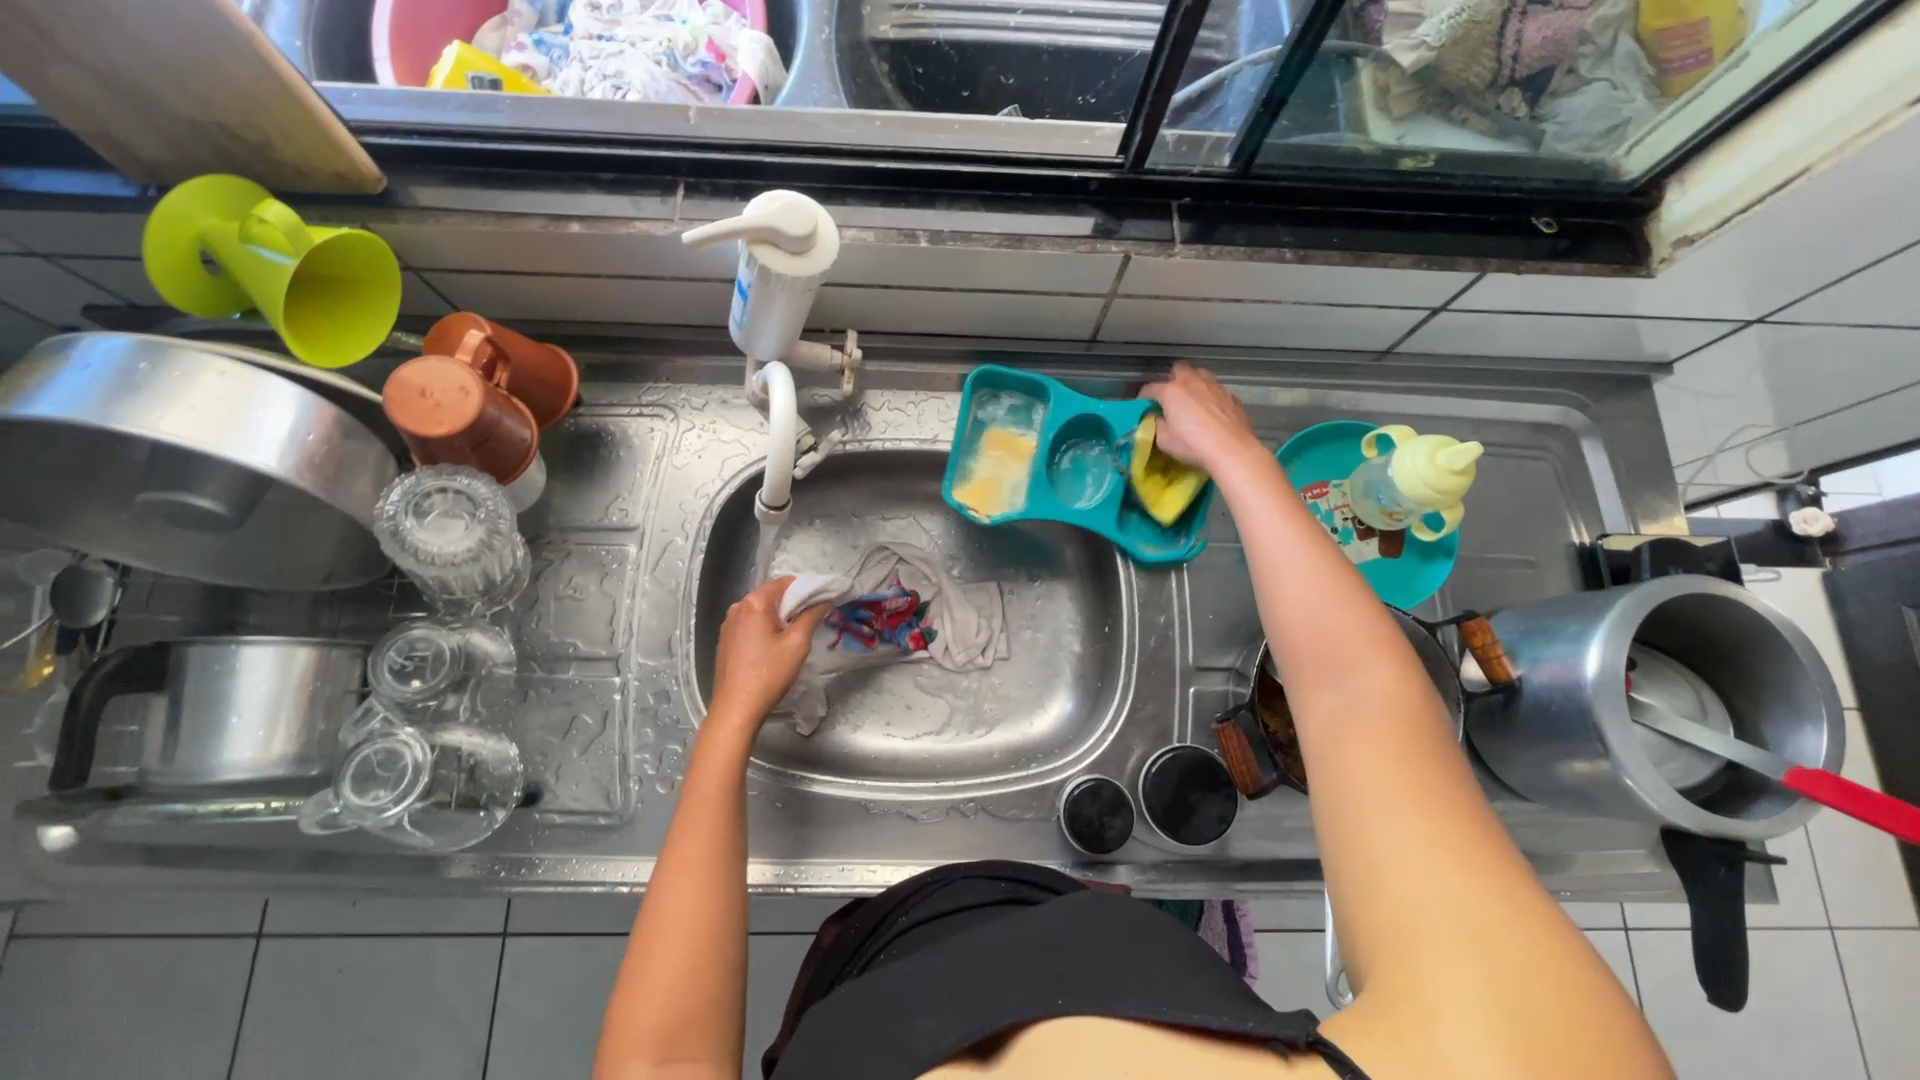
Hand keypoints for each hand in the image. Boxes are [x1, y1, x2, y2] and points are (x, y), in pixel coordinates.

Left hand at [708, 576, 828, 730]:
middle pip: (772, 595)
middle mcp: (737, 607)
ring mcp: (728, 624)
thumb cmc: (769, 674)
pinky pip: (750, 624)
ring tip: (793, 637)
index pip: (785, 582)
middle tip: (810, 622)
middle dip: (792, 604)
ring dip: (778, 618)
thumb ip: (812, 615)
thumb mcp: (798, 643)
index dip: (806, 590)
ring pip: (760, 611)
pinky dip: (764, 628)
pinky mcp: (725, 639)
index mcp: (754, 602)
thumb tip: (823, 600)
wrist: (737, 707)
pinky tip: (773, 647)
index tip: (822, 604)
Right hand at [1138, 363, 1264, 474]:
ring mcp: (1214, 386)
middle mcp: (1193, 382)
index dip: (1143, 397)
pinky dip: (1210, 395)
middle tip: (1171, 397)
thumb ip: (1157, 425)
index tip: (1143, 406)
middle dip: (1172, 379)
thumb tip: (1159, 418)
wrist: (1232, 450)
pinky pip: (1216, 389)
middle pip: (1178, 369)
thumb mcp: (1164, 441)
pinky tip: (1212, 410)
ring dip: (1193, 382)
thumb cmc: (1193, 445)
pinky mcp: (1231, 395)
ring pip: (1200, 374)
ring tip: (1193, 399)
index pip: (1150, 388)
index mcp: (1171, 391)